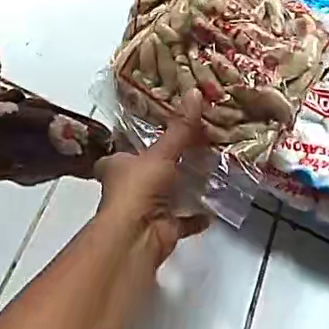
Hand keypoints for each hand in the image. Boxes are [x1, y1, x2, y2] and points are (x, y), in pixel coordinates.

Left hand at [94, 92, 213, 263]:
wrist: (136, 236)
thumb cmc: (138, 188)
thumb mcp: (161, 152)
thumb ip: (180, 128)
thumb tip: (195, 92)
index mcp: (117, 165)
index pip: (121, 150)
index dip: (132, 142)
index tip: (152, 131)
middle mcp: (128, 187)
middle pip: (146, 171)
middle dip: (163, 164)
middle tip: (191, 146)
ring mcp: (144, 209)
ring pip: (164, 195)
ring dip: (181, 187)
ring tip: (206, 170)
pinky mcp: (161, 228)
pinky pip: (181, 221)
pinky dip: (194, 217)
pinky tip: (211, 209)